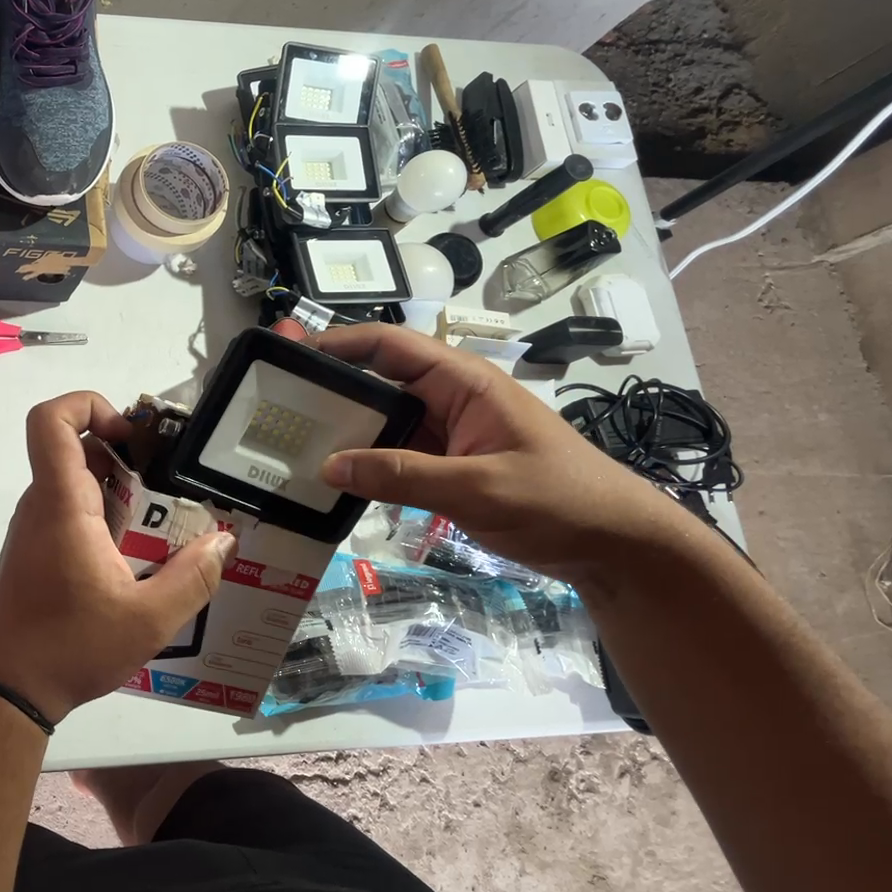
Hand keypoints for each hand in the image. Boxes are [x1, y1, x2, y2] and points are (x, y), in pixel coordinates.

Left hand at [0, 392, 236, 724]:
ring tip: (162, 525)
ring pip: (74, 484)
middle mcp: (42, 507)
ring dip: (117, 491)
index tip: (131, 435)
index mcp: (62, 505)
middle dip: (124, 454)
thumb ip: (193, 577)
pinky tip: (135, 558)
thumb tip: (223, 540)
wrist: (5, 687)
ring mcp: (34, 530)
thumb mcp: (148, 620)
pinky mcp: (34, 552)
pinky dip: (103, 517)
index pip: (52, 421)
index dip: (88, 405)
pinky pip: (69, 513)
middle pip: (74, 449)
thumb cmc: (69, 647)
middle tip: (168, 484)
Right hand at [290, 322, 690, 581]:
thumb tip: (328, 467)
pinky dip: (360, 464)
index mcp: (463, 383)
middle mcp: (448, 400)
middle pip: (375, 382)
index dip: (338, 343)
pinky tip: (329, 480)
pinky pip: (390, 456)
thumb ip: (402, 475)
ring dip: (340, 431)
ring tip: (288, 442)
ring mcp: (444, 435)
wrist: (617, 548)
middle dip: (327, 388)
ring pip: (379, 422)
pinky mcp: (443, 467)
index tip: (288, 353)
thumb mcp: (480, 487)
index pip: (390, 346)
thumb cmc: (561, 501)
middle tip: (274, 404)